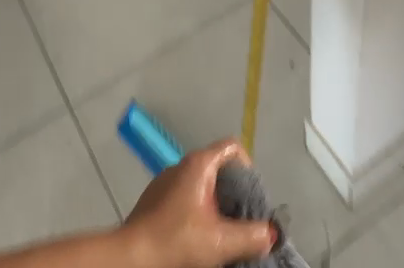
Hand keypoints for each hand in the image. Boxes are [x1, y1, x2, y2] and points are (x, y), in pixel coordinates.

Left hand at [119, 140, 276, 267]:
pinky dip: (198, 209)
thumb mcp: (220, 242)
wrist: (131, 256)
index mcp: (198, 164)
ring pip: (201, 183)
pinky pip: (185, 195)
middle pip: (218, 167)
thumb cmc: (177, 240)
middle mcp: (181, 165)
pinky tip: (198, 235)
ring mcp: (165, 181)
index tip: (251, 198)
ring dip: (216, 204)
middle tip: (242, 220)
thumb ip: (251, 236)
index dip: (248, 168)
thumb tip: (272, 233)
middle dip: (234, 193)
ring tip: (223, 232)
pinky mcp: (155, 198)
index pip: (232, 147)